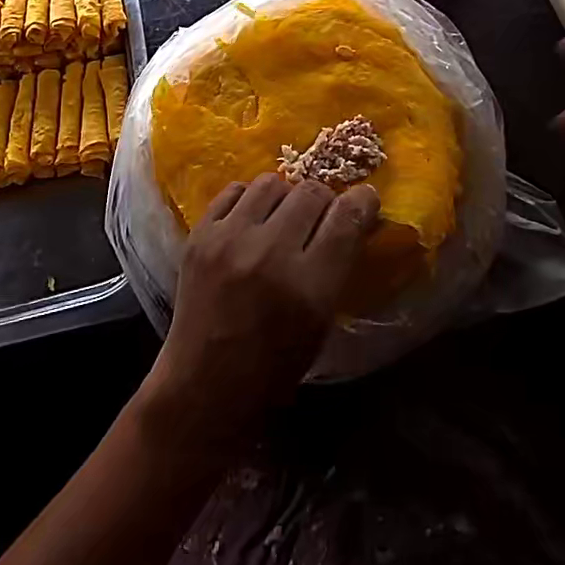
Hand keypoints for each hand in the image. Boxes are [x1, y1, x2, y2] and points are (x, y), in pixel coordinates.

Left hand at [147, 174, 380, 432]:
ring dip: (285, 196)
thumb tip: (350, 220)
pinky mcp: (199, 235)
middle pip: (310, 192)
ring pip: (270, 183)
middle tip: (321, 214)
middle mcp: (269, 253)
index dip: (362, 202)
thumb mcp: (321, 323)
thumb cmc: (273, 366)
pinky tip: (250, 217)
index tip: (365, 199)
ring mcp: (228, 239)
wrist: (205, 381)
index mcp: (308, 286)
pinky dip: (248, 199)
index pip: (346, 219)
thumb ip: (336, 269)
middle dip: (325, 200)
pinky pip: (232, 191)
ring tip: (283, 216)